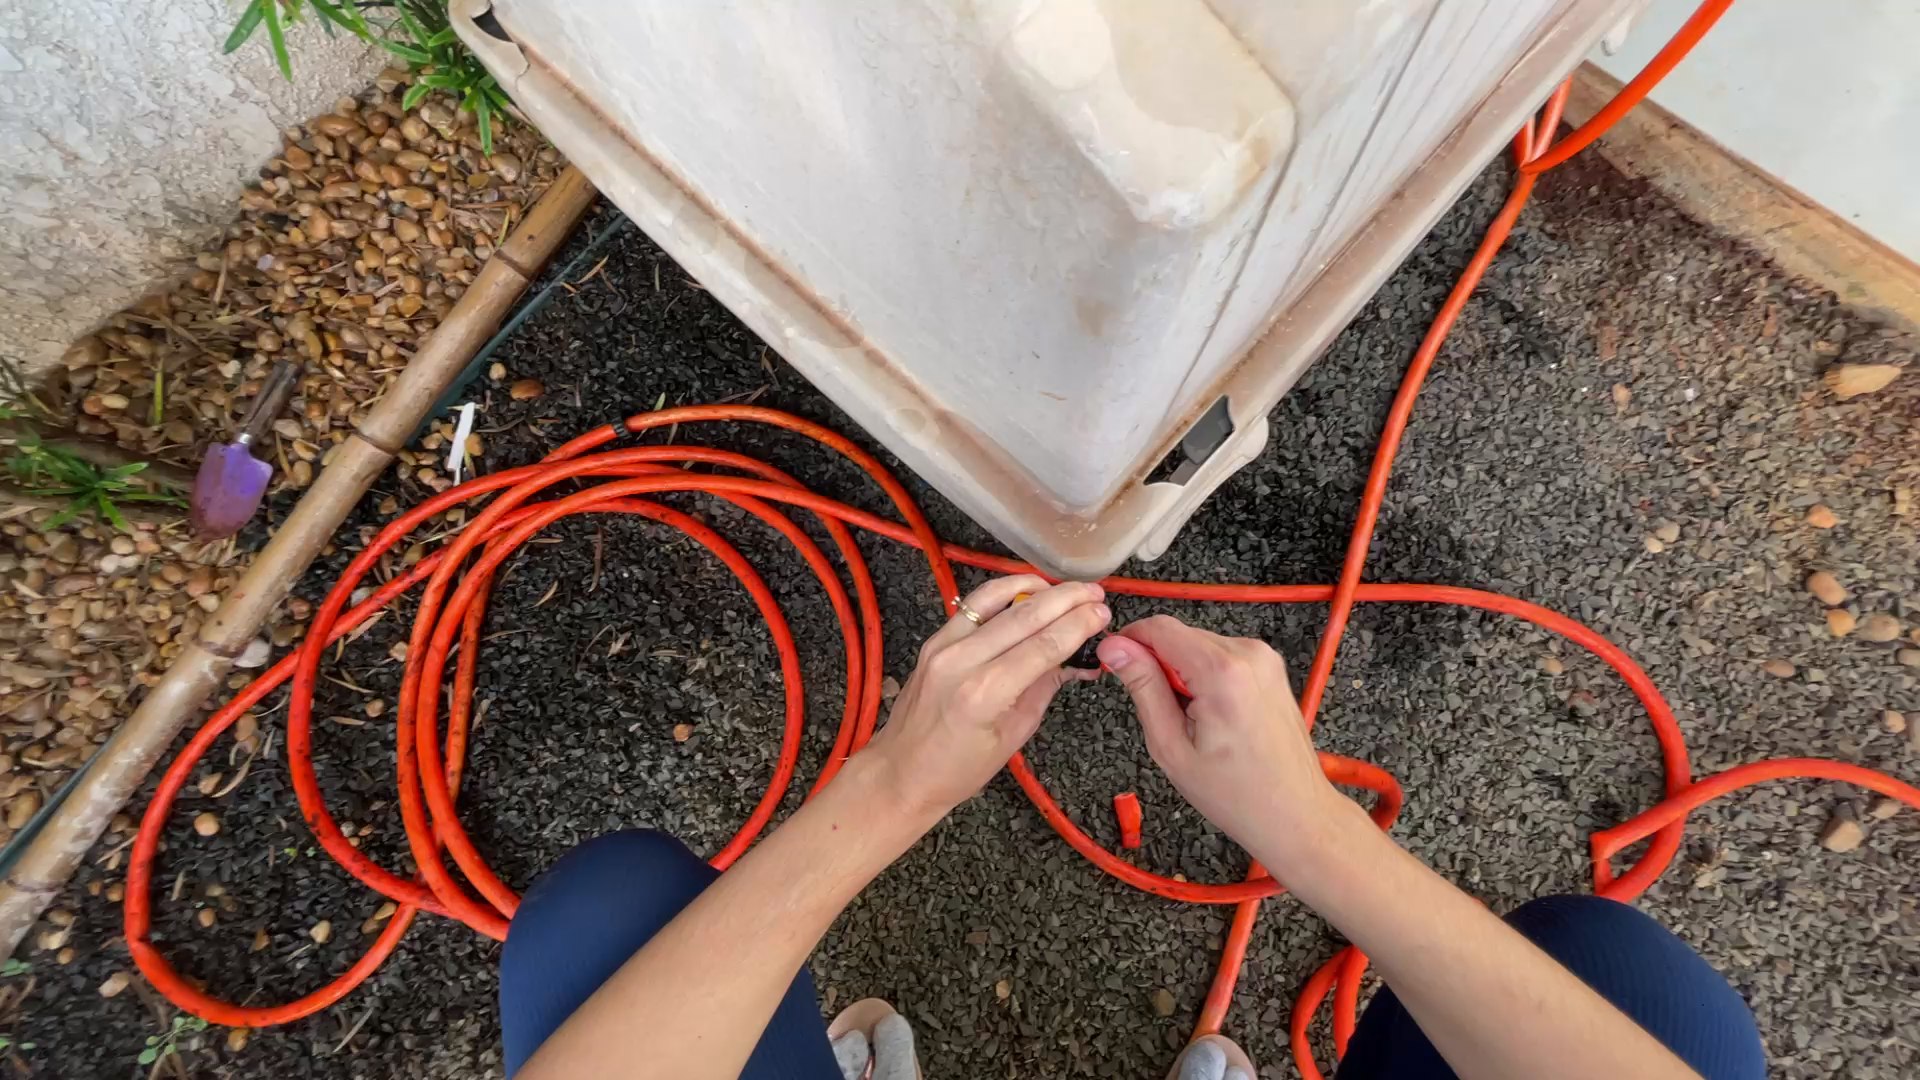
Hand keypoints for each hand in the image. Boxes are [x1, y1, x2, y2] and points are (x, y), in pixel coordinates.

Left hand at [861, 575, 1108, 824]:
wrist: (901, 771)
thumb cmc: (958, 768)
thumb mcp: (1013, 737)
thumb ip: (1044, 689)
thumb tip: (1076, 659)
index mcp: (983, 694)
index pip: (1042, 647)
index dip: (1077, 626)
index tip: (1102, 612)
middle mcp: (961, 661)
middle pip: (1023, 617)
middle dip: (1065, 600)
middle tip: (1096, 592)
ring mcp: (943, 645)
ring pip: (996, 600)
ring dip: (1035, 587)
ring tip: (1066, 586)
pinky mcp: (935, 639)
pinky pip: (974, 606)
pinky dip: (1003, 592)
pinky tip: (1027, 588)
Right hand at [1095, 616, 1344, 865]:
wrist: (1295, 814)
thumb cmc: (1235, 793)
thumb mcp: (1170, 745)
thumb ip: (1142, 686)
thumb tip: (1113, 647)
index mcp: (1221, 672)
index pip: (1158, 627)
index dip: (1129, 640)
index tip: (1115, 663)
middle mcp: (1247, 653)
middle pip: (1178, 634)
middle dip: (1158, 663)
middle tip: (1162, 711)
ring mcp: (1263, 657)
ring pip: (1197, 643)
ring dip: (1182, 670)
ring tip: (1191, 717)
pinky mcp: (1269, 665)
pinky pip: (1219, 654)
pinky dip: (1204, 674)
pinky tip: (1211, 712)